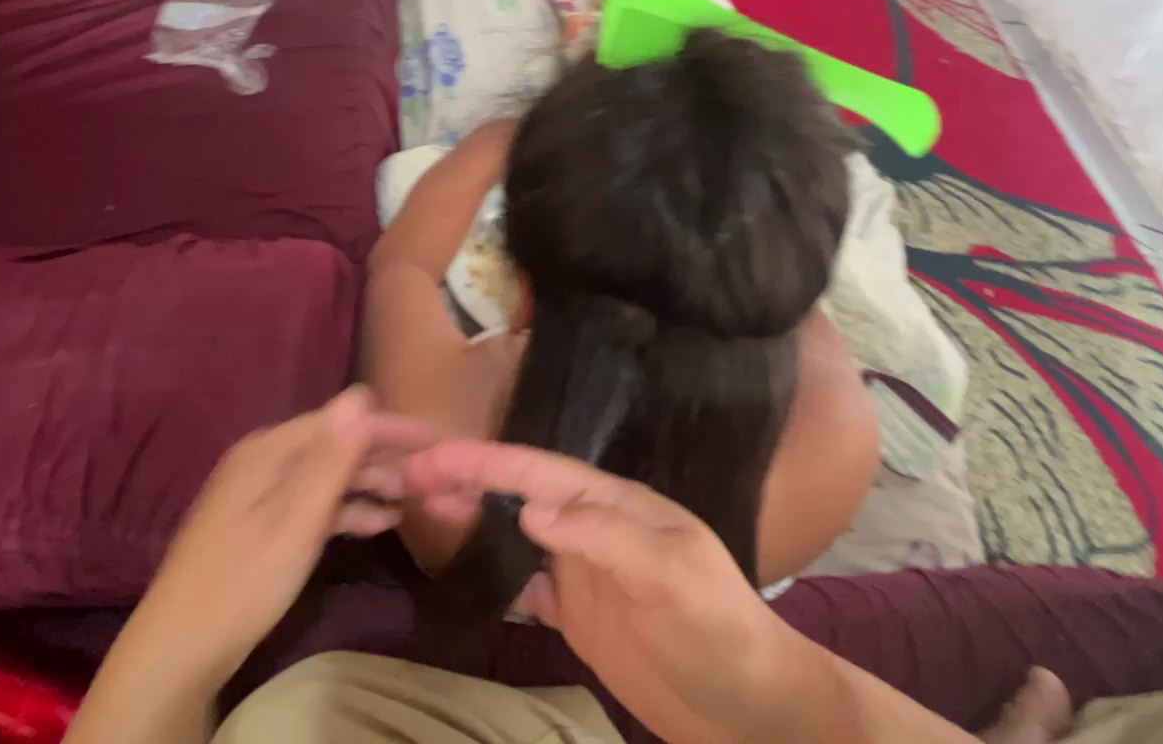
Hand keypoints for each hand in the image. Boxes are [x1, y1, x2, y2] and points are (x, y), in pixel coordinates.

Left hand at [143, 387, 438, 678]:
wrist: (180, 649)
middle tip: (435, 474)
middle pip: (337, 444)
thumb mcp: (295, 520)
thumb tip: (361, 396)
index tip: (438, 439)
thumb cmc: (244, 581)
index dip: (391, 428)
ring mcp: (263, 492)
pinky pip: (315, 503)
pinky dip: (349, 509)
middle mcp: (267, 459)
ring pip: (330, 475)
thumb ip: (330, 460)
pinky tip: (382, 522)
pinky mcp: (265, 523)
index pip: (344, 421)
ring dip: (372, 483)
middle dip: (385, 456)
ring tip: (417, 497)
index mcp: (270, 449)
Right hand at [408, 440, 856, 743]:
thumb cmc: (718, 629)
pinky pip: (527, 585)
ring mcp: (585, 572)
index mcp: (616, 506)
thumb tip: (530, 506)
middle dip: (469, 479)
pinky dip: (494, 573)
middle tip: (410, 478)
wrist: (752, 707)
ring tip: (425, 512)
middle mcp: (595, 529)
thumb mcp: (671, 573)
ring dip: (475, 518)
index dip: (487, 461)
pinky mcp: (581, 615)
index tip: (433, 454)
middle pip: (521, 493)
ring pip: (517, 533)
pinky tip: (466, 575)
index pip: (541, 472)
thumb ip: (604, 536)